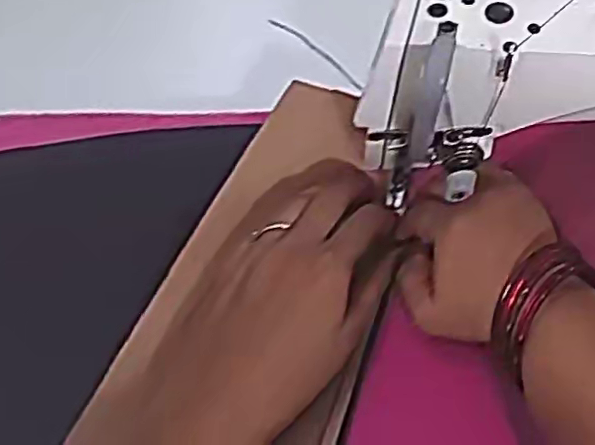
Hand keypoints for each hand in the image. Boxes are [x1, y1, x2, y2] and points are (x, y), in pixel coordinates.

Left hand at [78, 160, 401, 444]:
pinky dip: (291, 193)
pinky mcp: (230, 254)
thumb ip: (374, 288)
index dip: (388, 213)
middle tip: (373, 191)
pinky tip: (300, 200)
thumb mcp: (344, 342)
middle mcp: (293, 247)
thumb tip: (393, 257)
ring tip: (341, 185)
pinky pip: (266, 205)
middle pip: (338, 188)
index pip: (371, 217)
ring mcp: (258, 246)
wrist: (201, 415)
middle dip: (364, 183)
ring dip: (329, 179)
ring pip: (302, 187)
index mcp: (327, 268)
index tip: (390, 220)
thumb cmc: (271, 388)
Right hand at [396, 164, 555, 341]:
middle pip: (441, 184)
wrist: (534, 294)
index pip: (417, 211)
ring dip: (459, 185)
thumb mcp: (431, 312)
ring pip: (471, 174)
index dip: (408, 223)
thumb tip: (409, 258)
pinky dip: (486, 183)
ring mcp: (502, 192)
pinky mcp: (522, 193)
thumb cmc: (485, 304)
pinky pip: (497, 176)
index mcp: (449, 225)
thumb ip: (408, 282)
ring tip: (457, 204)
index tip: (410, 234)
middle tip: (429, 214)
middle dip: (429, 197)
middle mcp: (475, 200)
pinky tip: (483, 202)